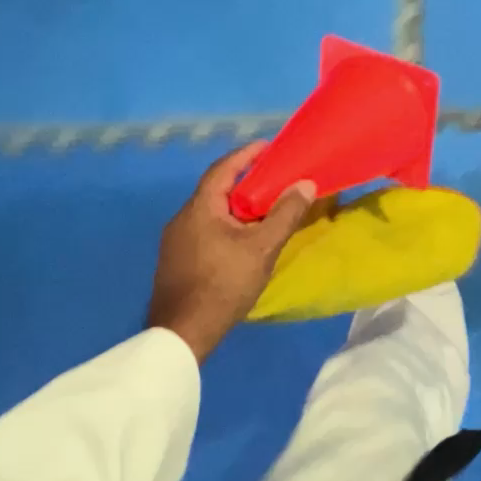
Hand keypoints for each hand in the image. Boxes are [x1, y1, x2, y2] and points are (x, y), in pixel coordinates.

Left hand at [146, 141, 315, 361]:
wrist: (182, 334)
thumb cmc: (223, 283)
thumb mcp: (263, 247)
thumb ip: (286, 213)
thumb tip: (306, 184)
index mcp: (200, 208)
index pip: (223, 169)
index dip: (246, 155)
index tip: (268, 146)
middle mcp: (182, 219)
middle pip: (216, 189)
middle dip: (245, 181)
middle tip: (274, 178)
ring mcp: (175, 242)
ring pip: (210, 212)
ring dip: (237, 205)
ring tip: (265, 208)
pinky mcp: (176, 261)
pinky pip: (204, 229)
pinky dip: (227, 224)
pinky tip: (243, 239)